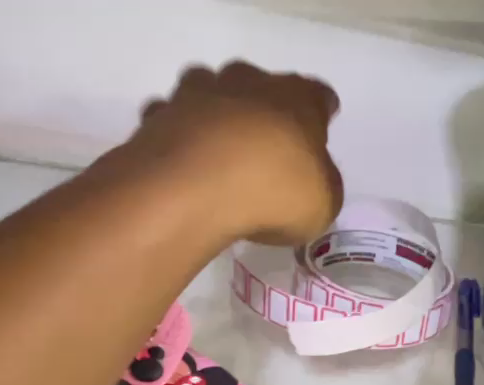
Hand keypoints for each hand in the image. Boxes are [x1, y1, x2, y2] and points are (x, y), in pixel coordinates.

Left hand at [120, 62, 343, 247]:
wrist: (196, 189)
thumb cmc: (276, 192)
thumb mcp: (324, 201)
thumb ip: (321, 182)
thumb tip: (310, 177)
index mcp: (296, 99)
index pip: (317, 96)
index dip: (320, 112)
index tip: (321, 127)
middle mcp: (247, 83)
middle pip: (260, 87)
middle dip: (263, 111)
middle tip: (267, 146)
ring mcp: (197, 93)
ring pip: (211, 95)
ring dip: (218, 118)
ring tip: (221, 155)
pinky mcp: (159, 115)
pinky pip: (175, 122)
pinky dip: (182, 138)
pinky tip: (188, 166)